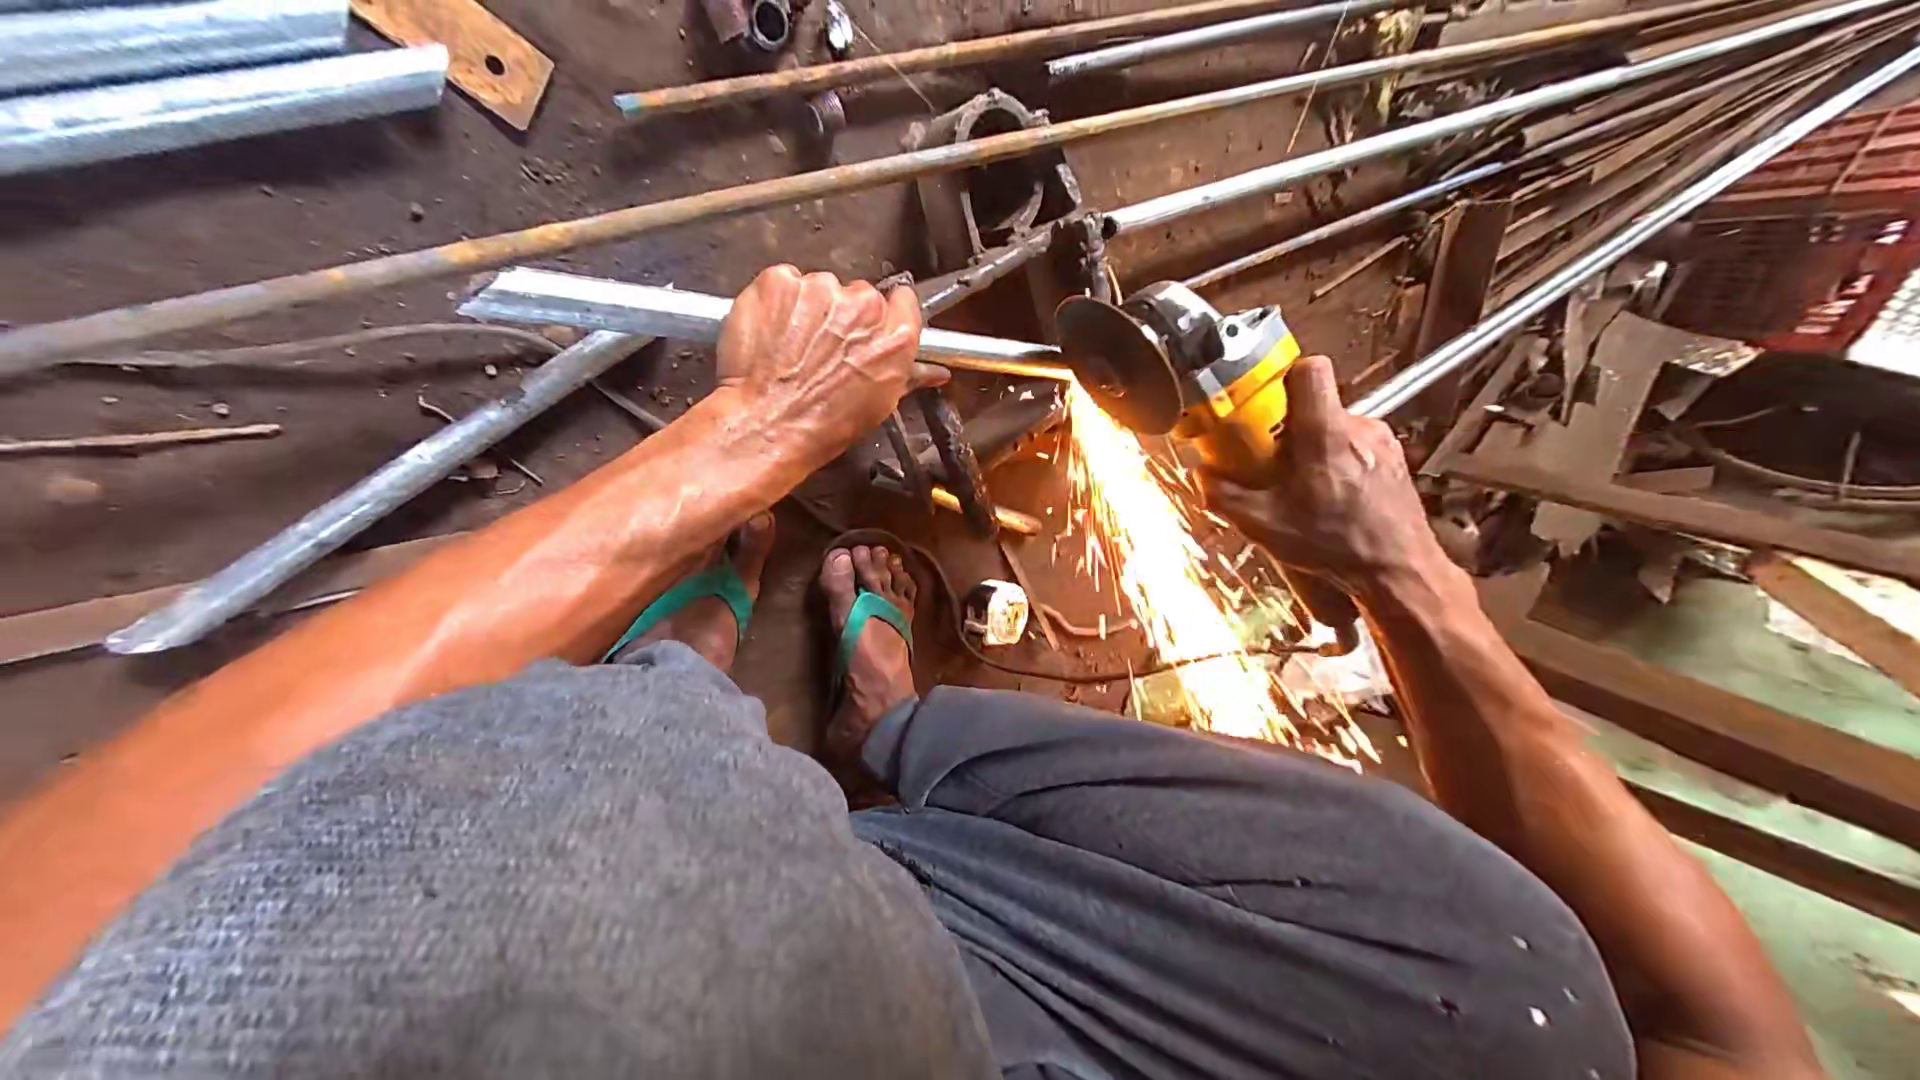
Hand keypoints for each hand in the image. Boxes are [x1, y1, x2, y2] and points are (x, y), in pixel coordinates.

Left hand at [716, 266, 946, 464]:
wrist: (769, 424)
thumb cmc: (824, 423)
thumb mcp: (879, 404)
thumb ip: (909, 376)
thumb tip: (933, 372)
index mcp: (895, 336)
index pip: (902, 300)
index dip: (885, 315)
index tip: (870, 327)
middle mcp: (863, 306)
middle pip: (859, 294)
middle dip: (844, 316)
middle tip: (825, 348)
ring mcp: (820, 289)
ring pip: (820, 288)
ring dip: (810, 309)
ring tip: (794, 348)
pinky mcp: (780, 282)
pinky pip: (784, 282)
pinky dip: (778, 303)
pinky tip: (773, 335)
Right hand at [1204, 355, 1444, 593]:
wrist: (1397, 570)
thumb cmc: (1342, 547)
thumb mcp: (1264, 525)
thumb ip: (1224, 496)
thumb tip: (1205, 477)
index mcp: (1326, 435)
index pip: (1309, 369)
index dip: (1281, 377)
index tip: (1259, 403)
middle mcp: (1359, 429)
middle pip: (1312, 404)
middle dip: (1284, 427)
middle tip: (1267, 459)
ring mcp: (1380, 443)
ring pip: (1332, 426)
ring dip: (1309, 447)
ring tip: (1296, 484)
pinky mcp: (1391, 459)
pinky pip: (1352, 444)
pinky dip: (1332, 461)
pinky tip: (1322, 495)